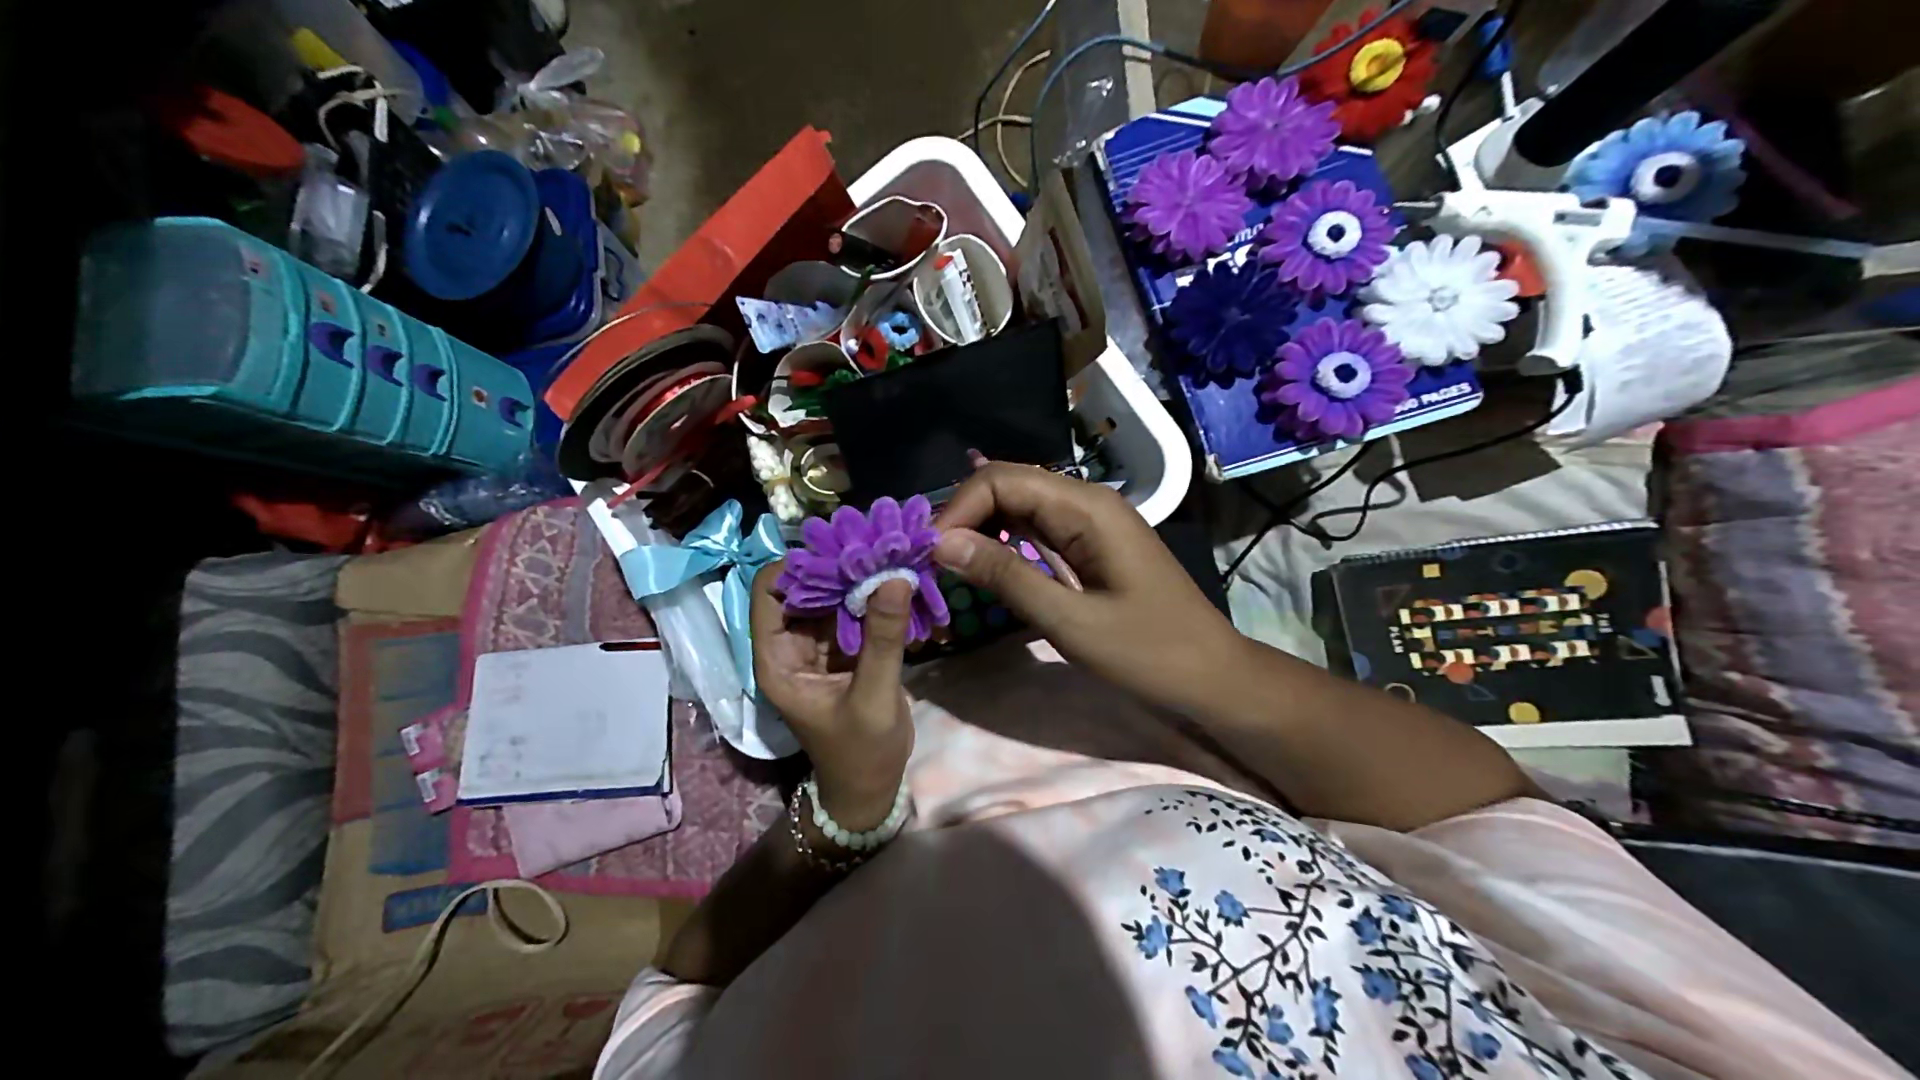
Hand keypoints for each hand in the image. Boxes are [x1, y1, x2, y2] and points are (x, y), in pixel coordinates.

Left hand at [750, 561, 912, 830]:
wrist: (870, 790)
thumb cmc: (862, 752)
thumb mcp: (873, 697)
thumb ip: (883, 639)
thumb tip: (895, 578)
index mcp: (778, 661)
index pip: (768, 594)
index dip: (798, 566)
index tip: (841, 550)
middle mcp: (791, 648)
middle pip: (801, 590)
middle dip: (833, 566)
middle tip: (874, 544)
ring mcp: (817, 649)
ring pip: (828, 598)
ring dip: (854, 579)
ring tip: (887, 554)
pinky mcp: (842, 653)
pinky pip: (850, 614)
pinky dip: (869, 598)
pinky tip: (895, 581)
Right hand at [932, 463, 1245, 716]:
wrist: (1211, 677)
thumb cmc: (1148, 652)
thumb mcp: (1070, 619)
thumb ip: (1005, 575)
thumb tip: (940, 543)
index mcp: (1087, 507)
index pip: (1003, 480)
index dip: (958, 509)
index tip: (929, 554)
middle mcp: (1087, 502)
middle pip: (1009, 486)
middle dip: (965, 516)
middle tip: (932, 562)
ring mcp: (1090, 523)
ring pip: (1020, 507)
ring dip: (981, 530)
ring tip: (949, 566)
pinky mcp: (1090, 546)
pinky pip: (1037, 531)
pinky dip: (1005, 545)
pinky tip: (986, 567)